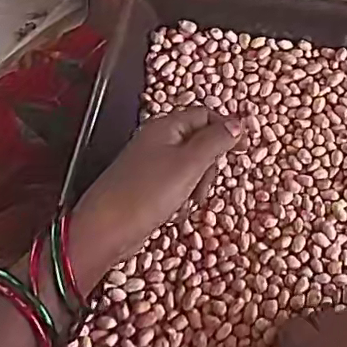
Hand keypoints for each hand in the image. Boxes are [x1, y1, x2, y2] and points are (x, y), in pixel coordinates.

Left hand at [69, 109, 239, 288]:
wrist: (105, 230)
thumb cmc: (145, 194)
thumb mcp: (189, 164)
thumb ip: (215, 141)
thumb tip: (238, 124)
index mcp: (165, 127)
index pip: (205, 115)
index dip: (226, 129)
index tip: (242, 148)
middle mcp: (156, 141)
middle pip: (199, 142)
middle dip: (209, 166)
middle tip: (204, 185)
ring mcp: (150, 165)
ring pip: (190, 168)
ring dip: (197, 185)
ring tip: (188, 201)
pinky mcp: (147, 188)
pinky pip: (176, 186)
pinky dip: (182, 198)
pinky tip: (175, 211)